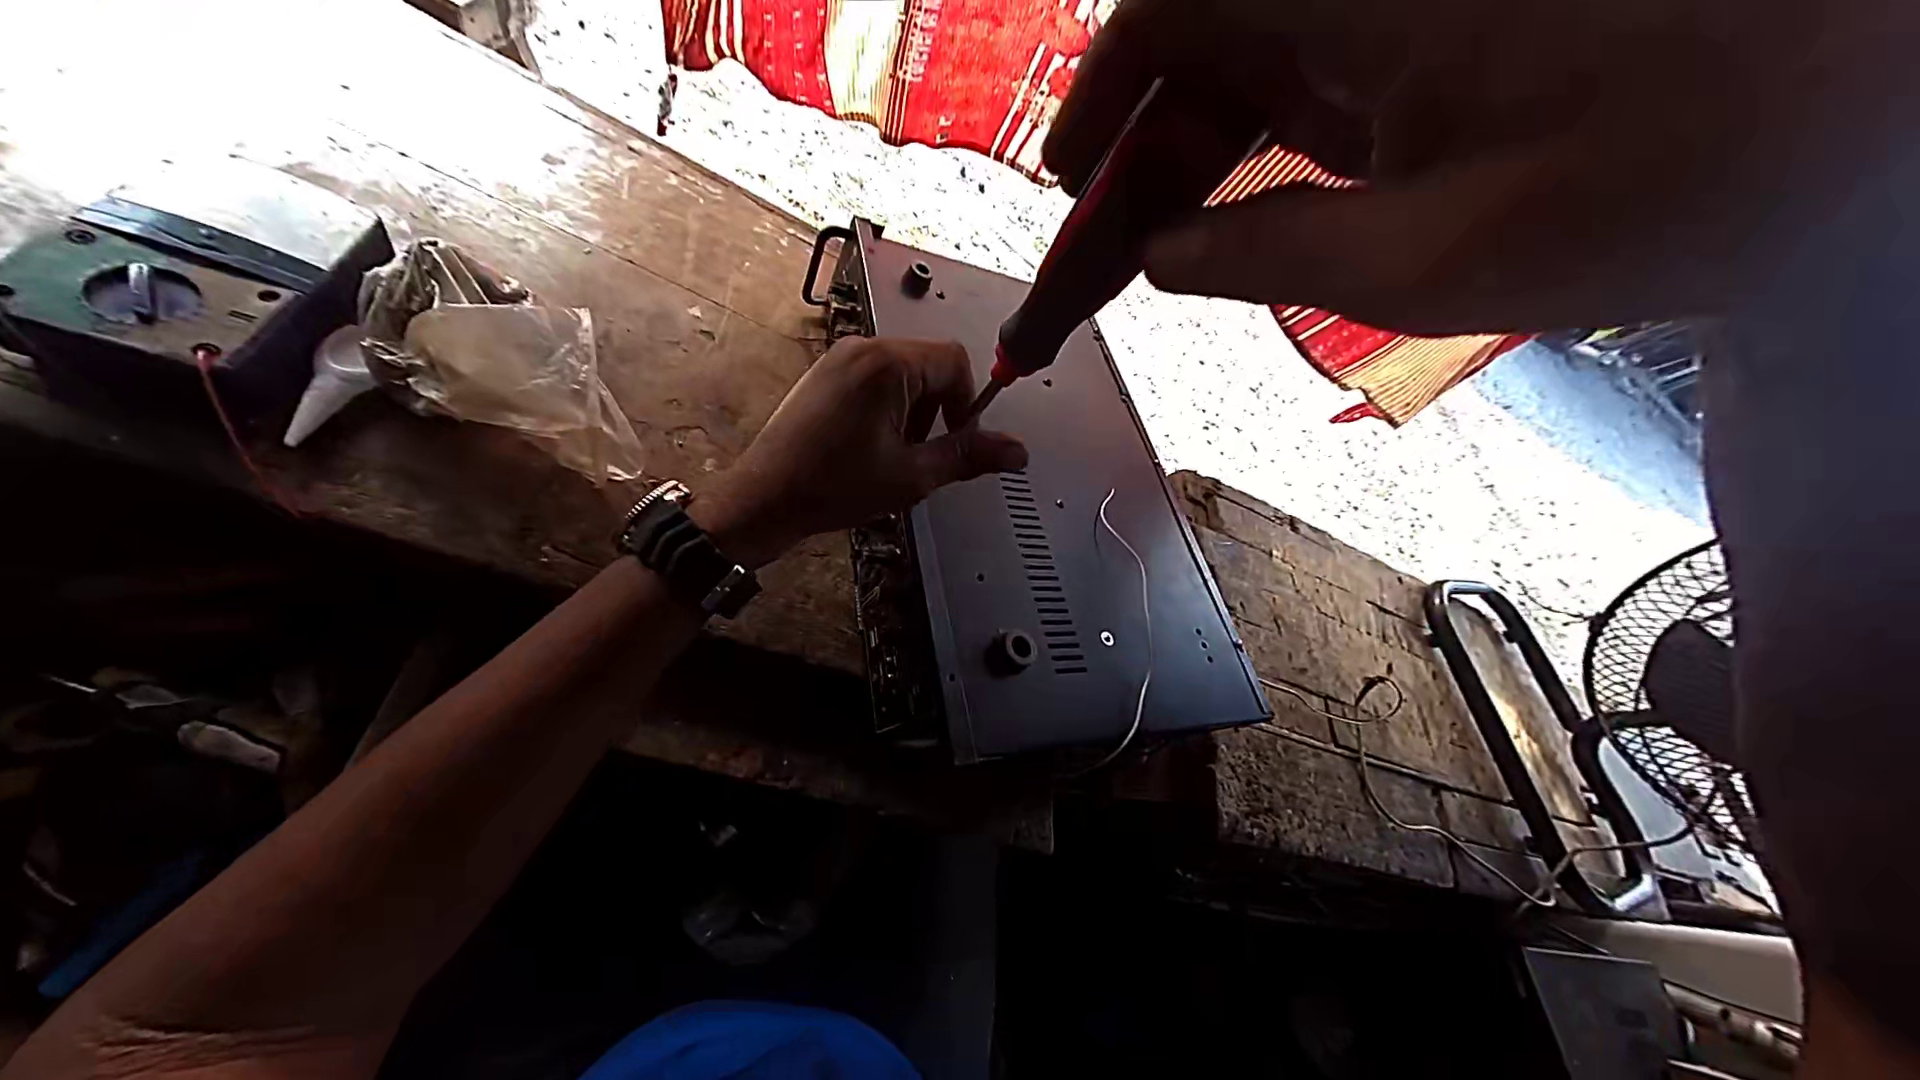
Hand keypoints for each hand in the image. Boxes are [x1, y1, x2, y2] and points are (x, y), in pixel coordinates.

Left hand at [691, 337, 1026, 566]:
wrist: (766, 499)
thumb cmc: (826, 486)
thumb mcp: (913, 476)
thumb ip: (968, 456)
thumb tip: (1012, 451)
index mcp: (886, 365)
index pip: (956, 361)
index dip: (966, 404)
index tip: (957, 438)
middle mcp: (862, 351)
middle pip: (931, 366)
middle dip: (936, 411)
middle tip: (918, 452)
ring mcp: (841, 360)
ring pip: (905, 374)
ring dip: (912, 413)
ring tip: (890, 454)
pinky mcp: (828, 375)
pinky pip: (877, 380)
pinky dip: (888, 410)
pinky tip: (870, 446)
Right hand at [1046, 0, 1911, 333]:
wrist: (1872, 125)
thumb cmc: (1659, 185)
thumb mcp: (1413, 261)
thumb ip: (1259, 256)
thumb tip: (1160, 259)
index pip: (1171, 14)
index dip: (1101, 96)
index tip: (1068, 175)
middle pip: (1202, 45)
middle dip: (1146, 155)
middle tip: (1110, 251)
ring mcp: (1400, 2)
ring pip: (1252, 67)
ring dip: (1204, 163)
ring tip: (1174, 252)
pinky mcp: (1437, 26)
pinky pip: (1311, 79)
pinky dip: (1270, 150)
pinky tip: (1267, 211)